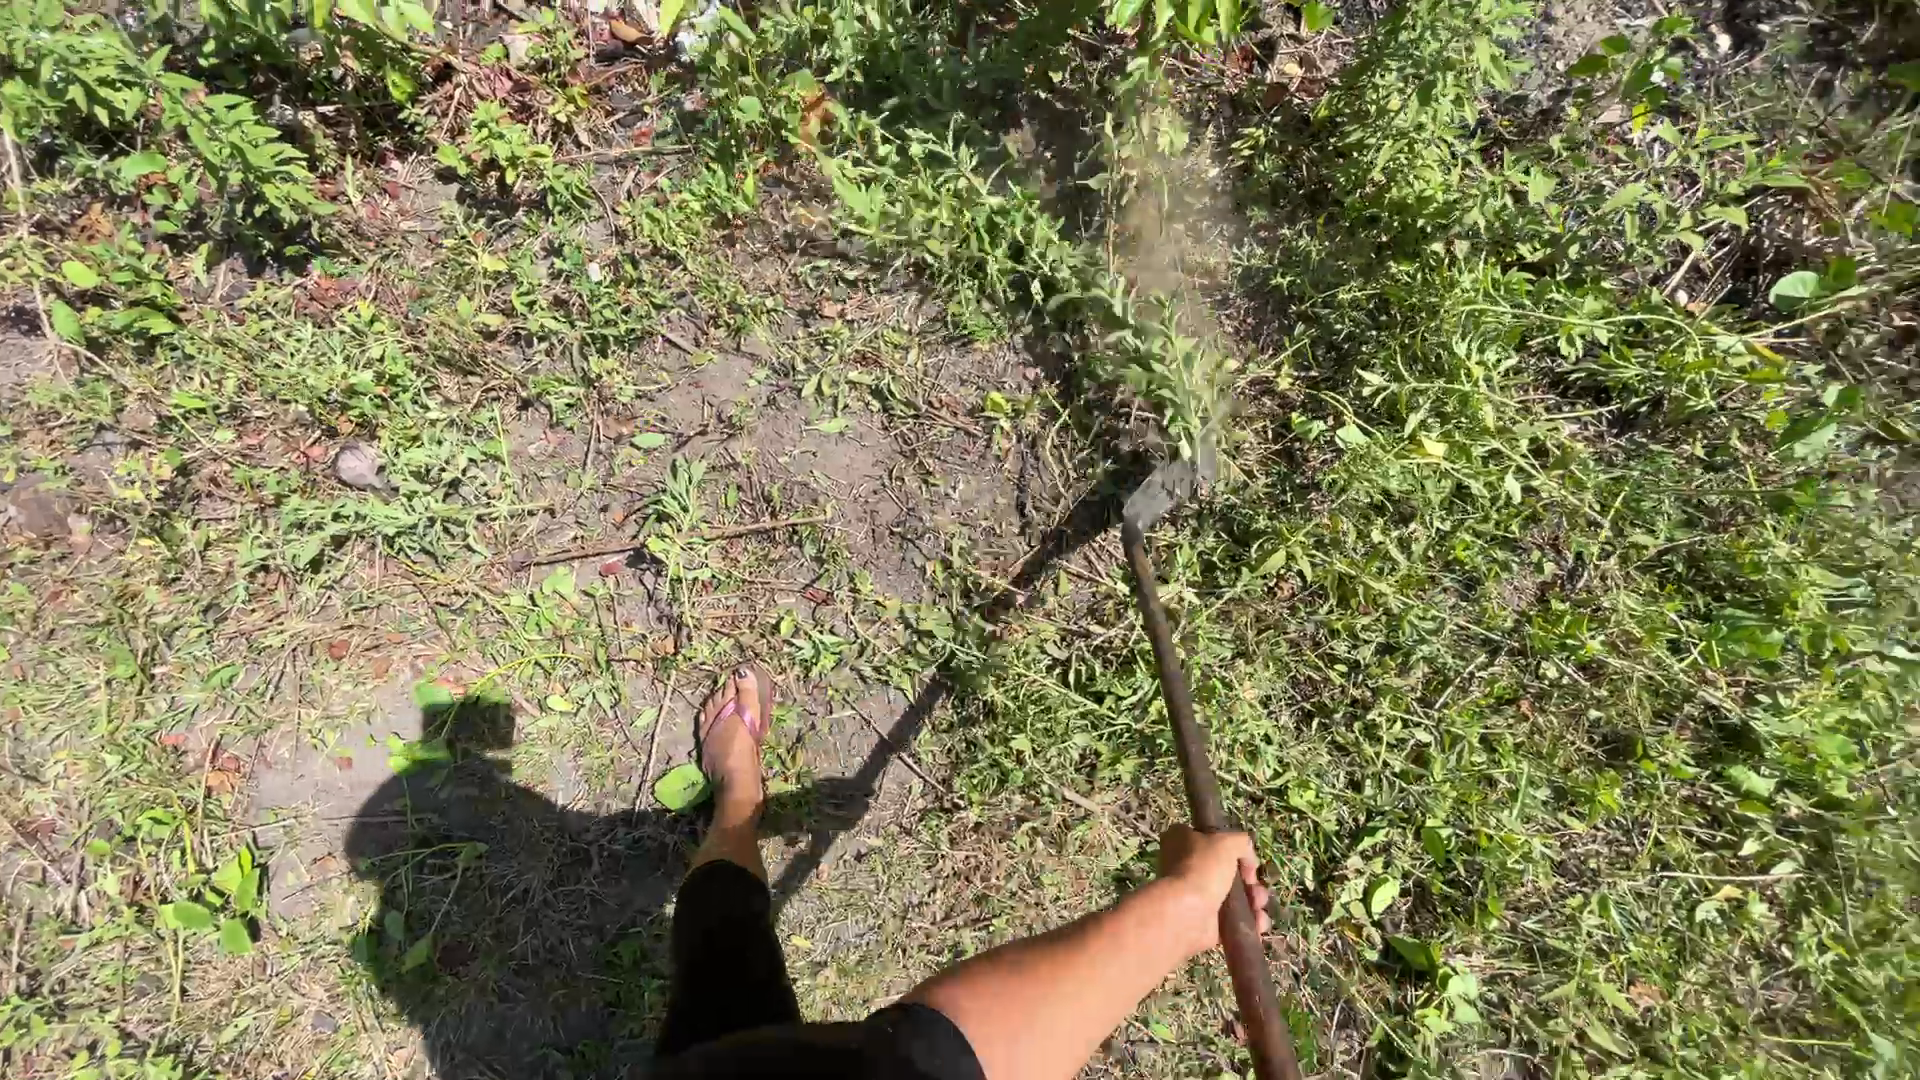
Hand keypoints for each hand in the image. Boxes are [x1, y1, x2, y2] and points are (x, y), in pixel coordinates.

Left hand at [1154, 825, 1270, 955]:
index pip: (1211, 839)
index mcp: (1181, 840)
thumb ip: (1241, 842)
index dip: (1233, 849)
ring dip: (1254, 902)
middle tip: (1256, 889)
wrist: (1186, 913)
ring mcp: (1195, 896)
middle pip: (1228, 872)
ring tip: (1258, 907)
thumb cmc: (1202, 869)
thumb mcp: (1225, 842)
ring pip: (1234, 897)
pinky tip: (1258, 923)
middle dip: (1250, 882)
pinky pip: (1235, 921)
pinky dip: (1250, 923)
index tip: (1247, 861)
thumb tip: (1247, 857)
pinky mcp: (1207, 922)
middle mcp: (1185, 867)